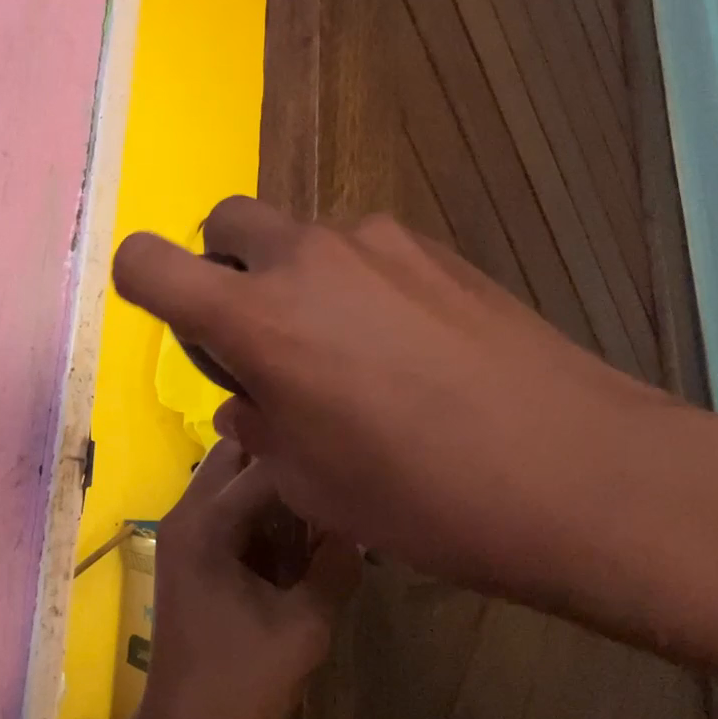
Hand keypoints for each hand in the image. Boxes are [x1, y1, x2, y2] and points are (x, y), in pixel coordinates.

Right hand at [112, 196, 679, 597]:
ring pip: (301, 236)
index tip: (178, 321)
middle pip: (225, 222)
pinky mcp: (432, 244)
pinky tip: (413, 345)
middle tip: (265, 333)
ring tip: (357, 351)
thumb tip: (247, 398)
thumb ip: (257, 425)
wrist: (575, 470)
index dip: (141, 281)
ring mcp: (374, 240)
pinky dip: (359, 282)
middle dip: (224, 267)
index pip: (147, 261)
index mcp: (256, 319)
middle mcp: (304, 258)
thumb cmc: (420, 496)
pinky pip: (365, 250)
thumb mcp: (309, 483)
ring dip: (299, 278)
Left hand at [127, 439, 360, 718]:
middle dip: (280, 460)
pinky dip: (254, 509)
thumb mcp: (304, 629)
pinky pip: (221, 506)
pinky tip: (289, 535)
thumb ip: (333, 571)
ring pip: (225, 478)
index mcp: (206, 523)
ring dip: (266, 484)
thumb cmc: (241, 678)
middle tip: (325, 480)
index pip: (262, 465)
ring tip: (312, 505)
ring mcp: (179, 530)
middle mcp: (185, 512)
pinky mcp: (184, 550)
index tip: (345, 469)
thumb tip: (357, 528)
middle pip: (233, 455)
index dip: (306, 463)